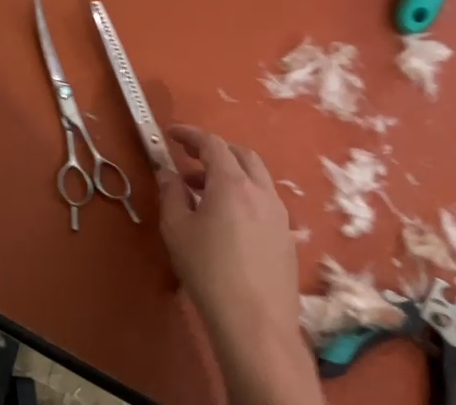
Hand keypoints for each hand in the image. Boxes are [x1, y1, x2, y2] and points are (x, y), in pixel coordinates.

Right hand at [157, 125, 298, 338]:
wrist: (255, 321)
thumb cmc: (207, 268)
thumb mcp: (176, 227)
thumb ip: (171, 193)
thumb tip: (169, 174)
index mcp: (232, 184)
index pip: (213, 144)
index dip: (190, 134)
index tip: (170, 134)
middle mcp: (262, 193)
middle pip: (242, 155)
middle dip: (215, 149)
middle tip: (188, 157)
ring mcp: (280, 217)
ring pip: (257, 178)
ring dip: (230, 173)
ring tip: (200, 190)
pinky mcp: (286, 239)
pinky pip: (264, 201)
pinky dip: (243, 194)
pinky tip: (224, 218)